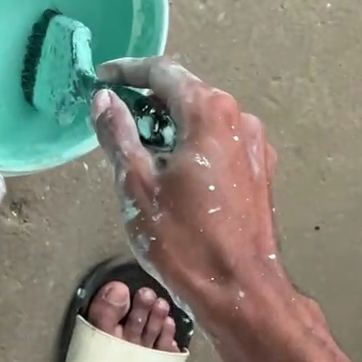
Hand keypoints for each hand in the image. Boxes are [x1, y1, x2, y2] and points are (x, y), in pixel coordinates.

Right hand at [89, 56, 311, 329]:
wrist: (240, 291)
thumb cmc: (183, 239)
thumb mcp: (135, 185)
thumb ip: (117, 134)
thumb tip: (104, 100)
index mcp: (209, 113)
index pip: (163, 72)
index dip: (127, 71)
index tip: (101, 78)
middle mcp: (238, 118)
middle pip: (186, 93)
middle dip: (147, 100)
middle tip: (113, 117)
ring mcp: (255, 145)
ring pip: (203, 119)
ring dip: (169, 125)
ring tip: (138, 149)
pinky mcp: (260, 171)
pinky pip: (218, 142)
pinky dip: (190, 144)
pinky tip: (171, 171)